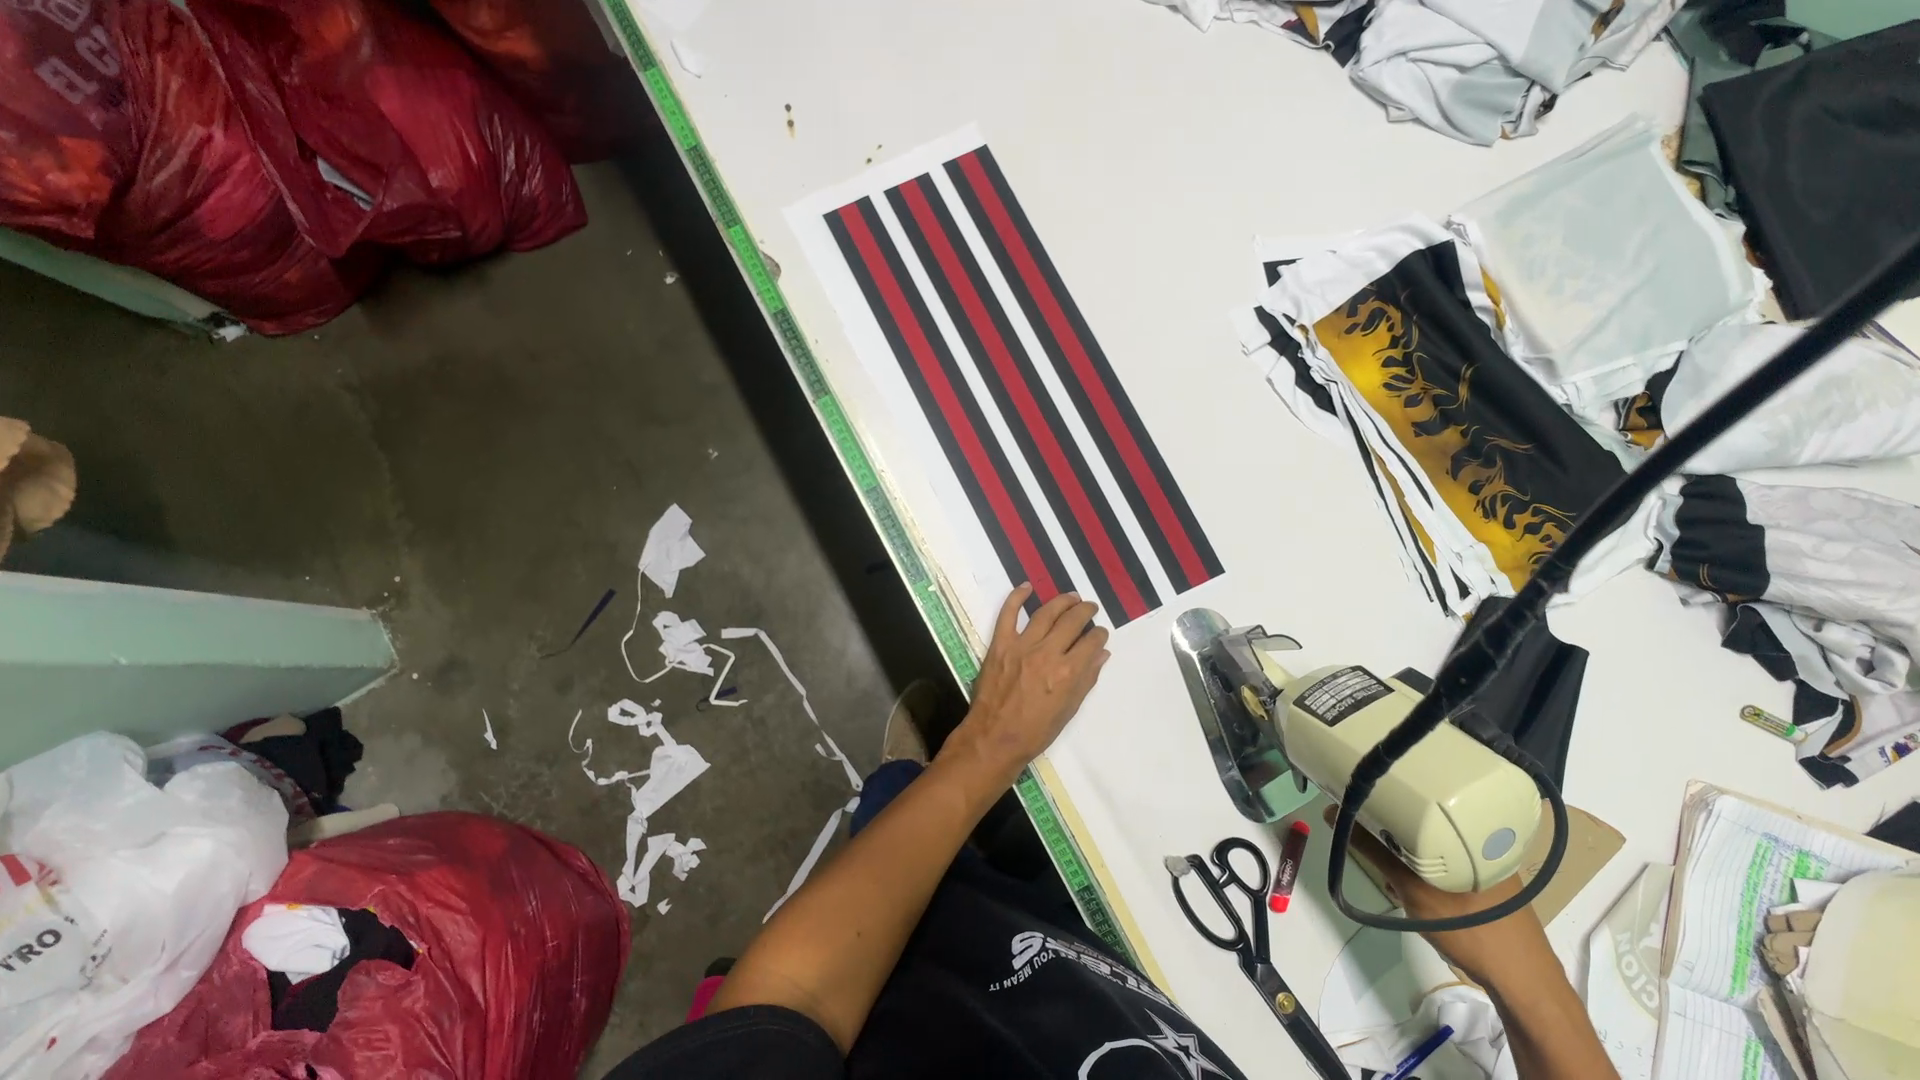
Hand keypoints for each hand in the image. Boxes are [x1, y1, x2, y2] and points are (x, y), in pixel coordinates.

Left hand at [943, 585, 1109, 784]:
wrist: (994, 738)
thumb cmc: (1035, 731)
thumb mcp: (1069, 710)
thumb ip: (1086, 679)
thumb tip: (1101, 654)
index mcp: (1068, 672)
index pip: (1091, 642)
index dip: (1099, 635)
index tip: (1100, 633)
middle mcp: (1047, 653)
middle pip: (1072, 622)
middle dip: (1085, 612)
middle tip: (1090, 608)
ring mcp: (1021, 646)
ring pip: (1045, 613)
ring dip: (1062, 601)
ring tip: (1072, 597)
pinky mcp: (1000, 645)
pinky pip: (1007, 614)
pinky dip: (1016, 597)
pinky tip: (1027, 587)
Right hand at [1322, 804, 1553, 987]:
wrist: (1521, 982)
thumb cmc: (1469, 929)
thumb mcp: (1413, 889)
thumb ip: (1374, 851)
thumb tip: (1335, 814)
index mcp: (1473, 831)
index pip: (1422, 801)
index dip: (1388, 804)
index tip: (1363, 813)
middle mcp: (1485, 842)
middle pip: (1427, 825)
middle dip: (1397, 840)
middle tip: (1383, 863)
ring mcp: (1492, 867)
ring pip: (1437, 849)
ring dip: (1413, 862)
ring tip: (1401, 887)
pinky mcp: (1493, 888)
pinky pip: (1450, 869)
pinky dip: (1430, 876)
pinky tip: (1424, 899)